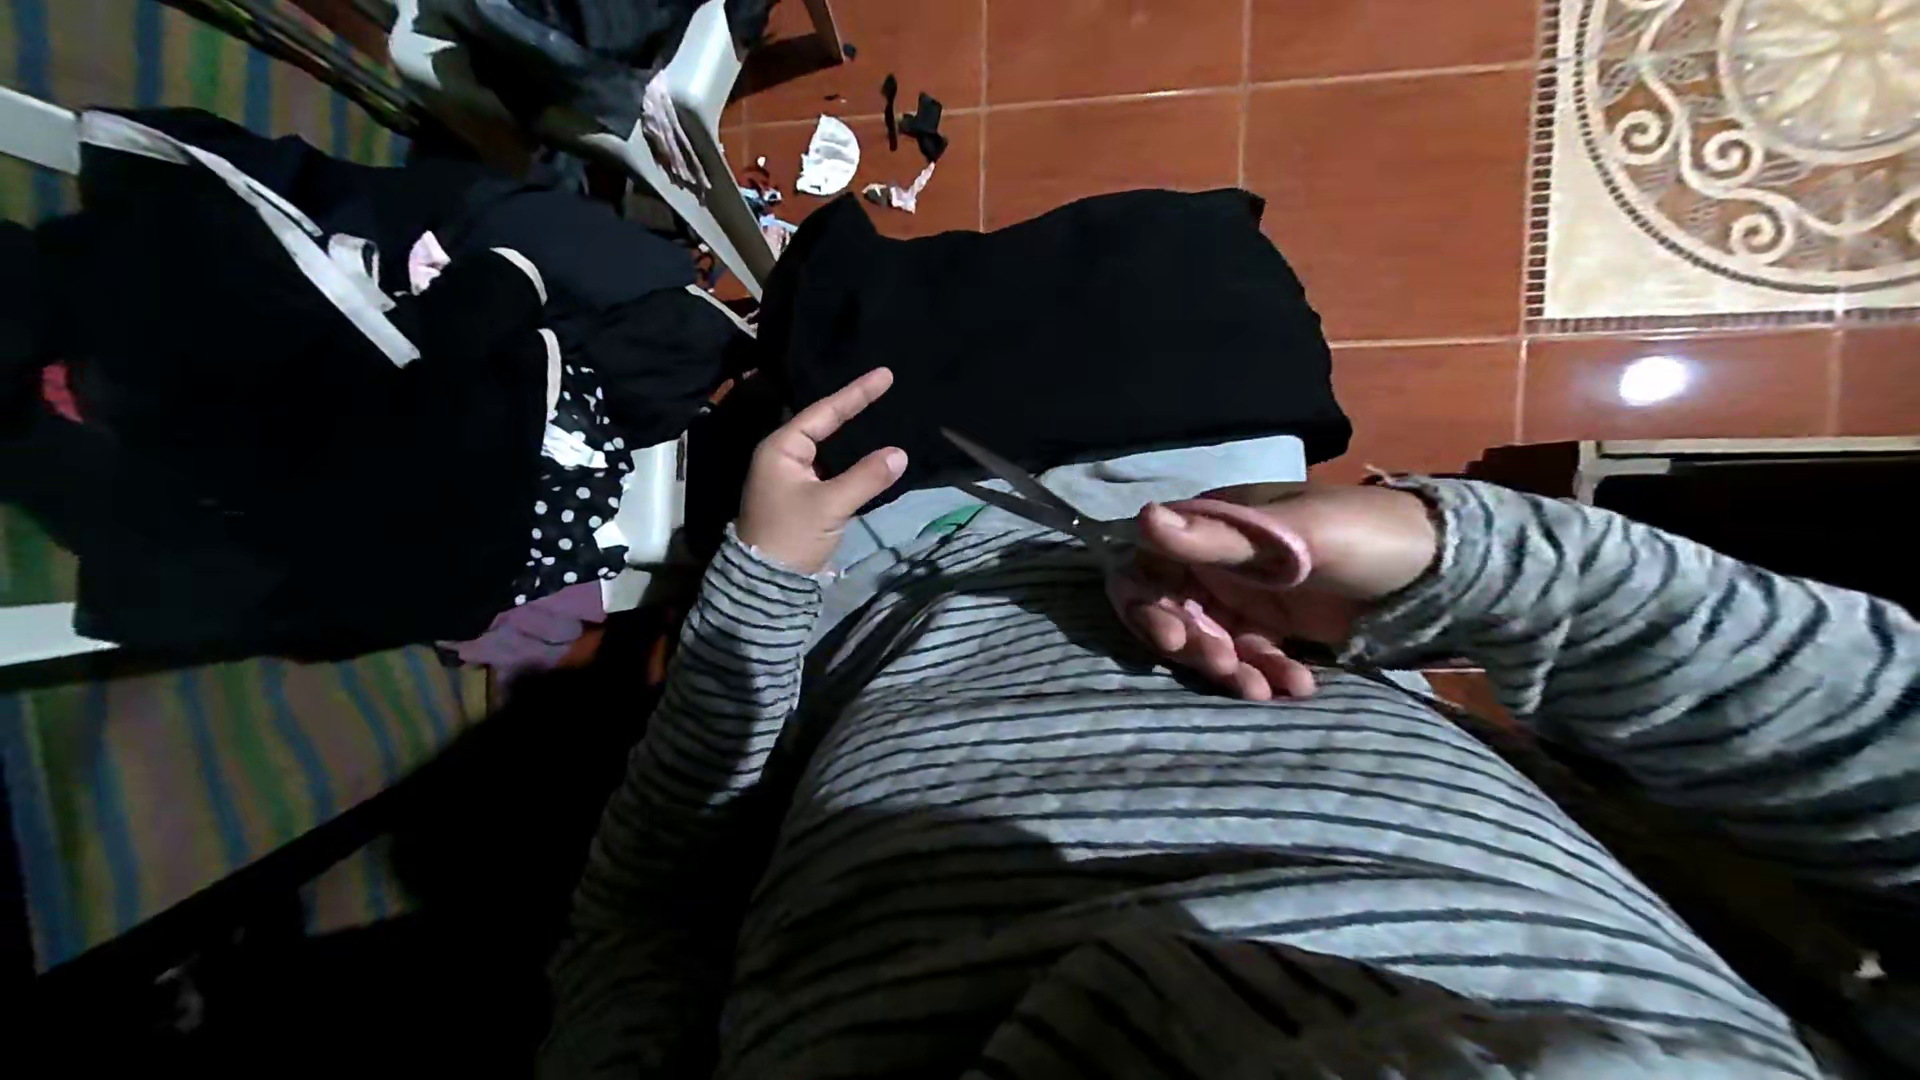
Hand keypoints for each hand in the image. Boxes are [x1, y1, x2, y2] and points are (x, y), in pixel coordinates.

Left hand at [736, 367, 907, 574]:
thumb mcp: (830, 505)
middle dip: (853, 406)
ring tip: (878, 409)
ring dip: (851, 431)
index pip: (824, 413)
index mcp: (781, 449)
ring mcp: (792, 477)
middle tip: (884, 386)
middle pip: (824, 424)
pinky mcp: (802, 496)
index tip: (885, 376)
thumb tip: (899, 453)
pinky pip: (831, 467)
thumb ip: (866, 477)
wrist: (767, 583)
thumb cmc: (791, 536)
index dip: (856, 393)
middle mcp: (784, 456)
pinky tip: (868, 452)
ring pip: (828, 446)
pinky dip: (851, 458)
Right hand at [1107, 484, 1437, 700]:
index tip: (1173, 639)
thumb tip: (1143, 518)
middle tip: (1224, 667)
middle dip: (1191, 643)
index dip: (1145, 603)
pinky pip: (1245, 655)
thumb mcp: (1293, 536)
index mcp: (1209, 528)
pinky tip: (1295, 687)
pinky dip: (1262, 673)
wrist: (1446, 573)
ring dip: (1226, 666)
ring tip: (1263, 690)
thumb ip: (1218, 537)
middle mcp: (1214, 561)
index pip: (1146, 566)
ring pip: (1206, 638)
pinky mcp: (1268, 626)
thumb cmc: (1365, 536)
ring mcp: (1240, 596)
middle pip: (1170, 609)